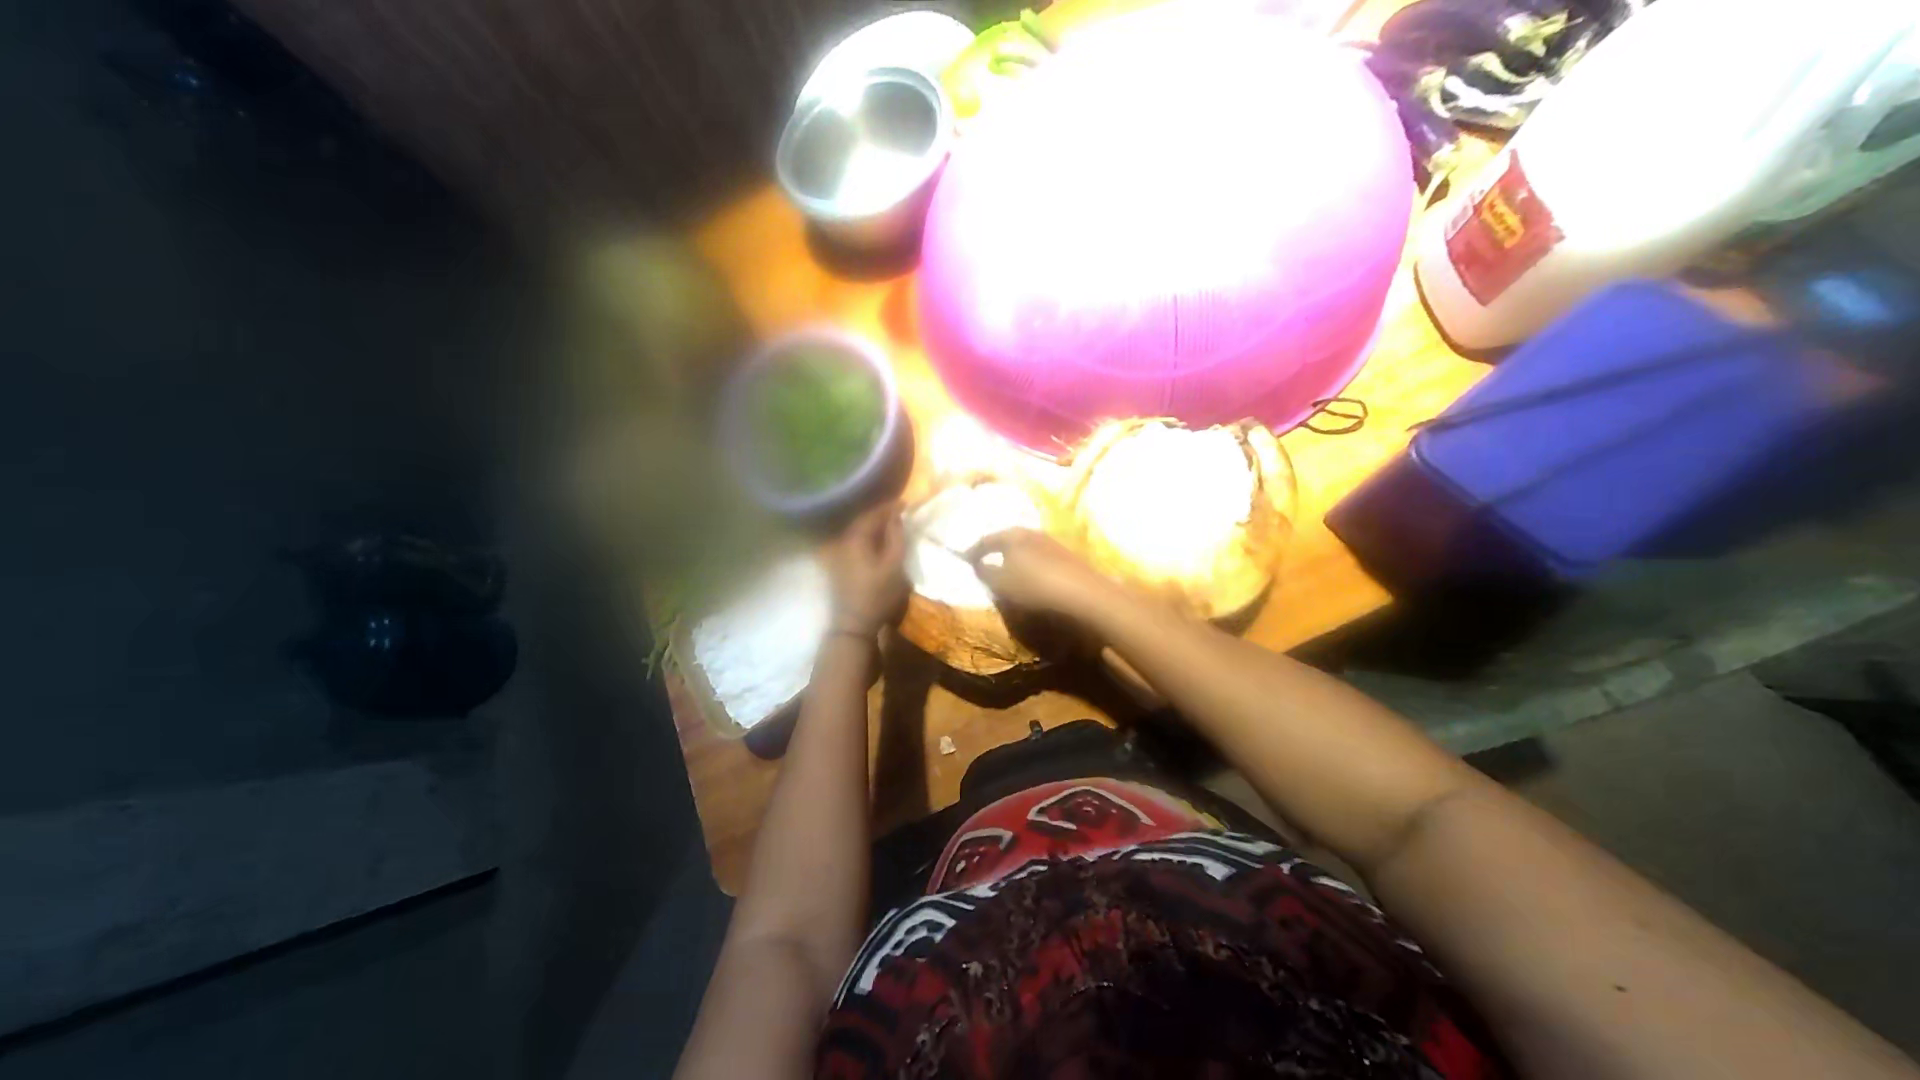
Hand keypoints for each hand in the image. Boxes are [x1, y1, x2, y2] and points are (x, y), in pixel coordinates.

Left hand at [823, 502, 906, 637]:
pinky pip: (854, 543)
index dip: (890, 507)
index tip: (906, 503)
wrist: (854, 625)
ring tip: (892, 525)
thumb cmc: (877, 595)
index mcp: (855, 539)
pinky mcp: (839, 566)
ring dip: (874, 527)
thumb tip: (897, 516)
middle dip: (881, 515)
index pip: (872, 514)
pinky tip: (878, 542)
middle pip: (862, 521)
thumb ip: (896, 538)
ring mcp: (837, 555)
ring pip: (857, 533)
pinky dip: (868, 538)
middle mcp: (842, 542)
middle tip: (900, 512)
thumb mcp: (894, 565)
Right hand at [966, 529, 1124, 626]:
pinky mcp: (1067, 557)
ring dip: (1015, 559)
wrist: (1082, 593)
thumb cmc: (1034, 585)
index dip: (974, 551)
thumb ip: (985, 572)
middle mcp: (1032, 533)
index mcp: (1012, 535)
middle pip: (1008, 540)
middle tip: (986, 563)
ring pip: (1026, 549)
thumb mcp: (1001, 583)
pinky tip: (1031, 579)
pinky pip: (1040, 559)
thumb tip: (977, 564)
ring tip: (1008, 574)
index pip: (986, 540)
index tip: (965, 561)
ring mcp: (1052, 543)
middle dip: (996, 551)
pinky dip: (1030, 566)